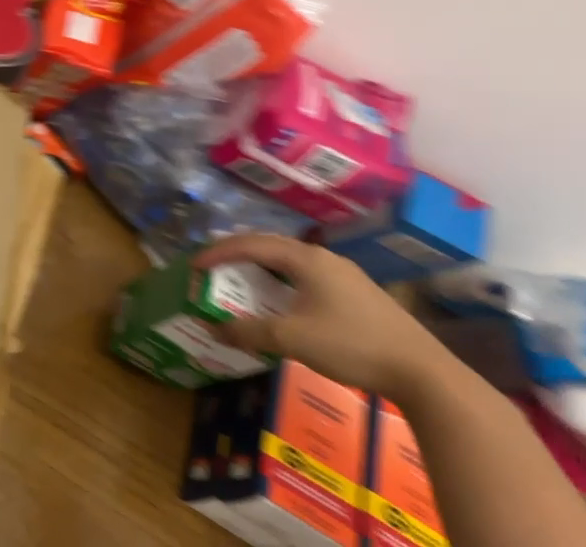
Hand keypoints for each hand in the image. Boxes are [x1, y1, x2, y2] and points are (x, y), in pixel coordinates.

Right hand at [194, 233, 447, 397]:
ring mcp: (347, 276)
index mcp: (306, 260)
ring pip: (292, 261)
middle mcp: (326, 259)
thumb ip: (247, 331)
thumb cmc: (352, 346)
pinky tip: (282, 299)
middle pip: (270, 245)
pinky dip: (283, 280)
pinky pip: (308, 276)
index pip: (249, 244)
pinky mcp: (360, 296)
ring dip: (262, 267)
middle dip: (237, 253)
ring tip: (241, 278)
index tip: (193, 266)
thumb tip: (212, 328)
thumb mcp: (290, 339)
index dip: (217, 253)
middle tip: (212, 265)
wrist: (427, 376)